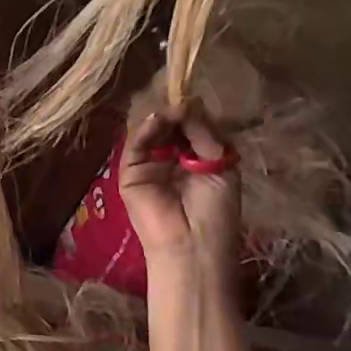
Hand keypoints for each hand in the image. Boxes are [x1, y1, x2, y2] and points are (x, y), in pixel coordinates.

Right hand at [118, 107, 241, 286]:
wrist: (192, 246)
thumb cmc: (215, 213)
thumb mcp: (220, 168)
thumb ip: (206, 137)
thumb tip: (190, 105)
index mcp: (197, 160)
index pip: (192, 130)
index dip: (195, 116)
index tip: (199, 104)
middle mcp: (171, 159)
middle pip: (171, 128)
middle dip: (179, 115)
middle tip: (185, 106)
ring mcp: (148, 164)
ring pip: (152, 132)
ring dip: (163, 119)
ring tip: (172, 112)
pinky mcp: (130, 170)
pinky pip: (136, 145)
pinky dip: (146, 130)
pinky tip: (157, 120)